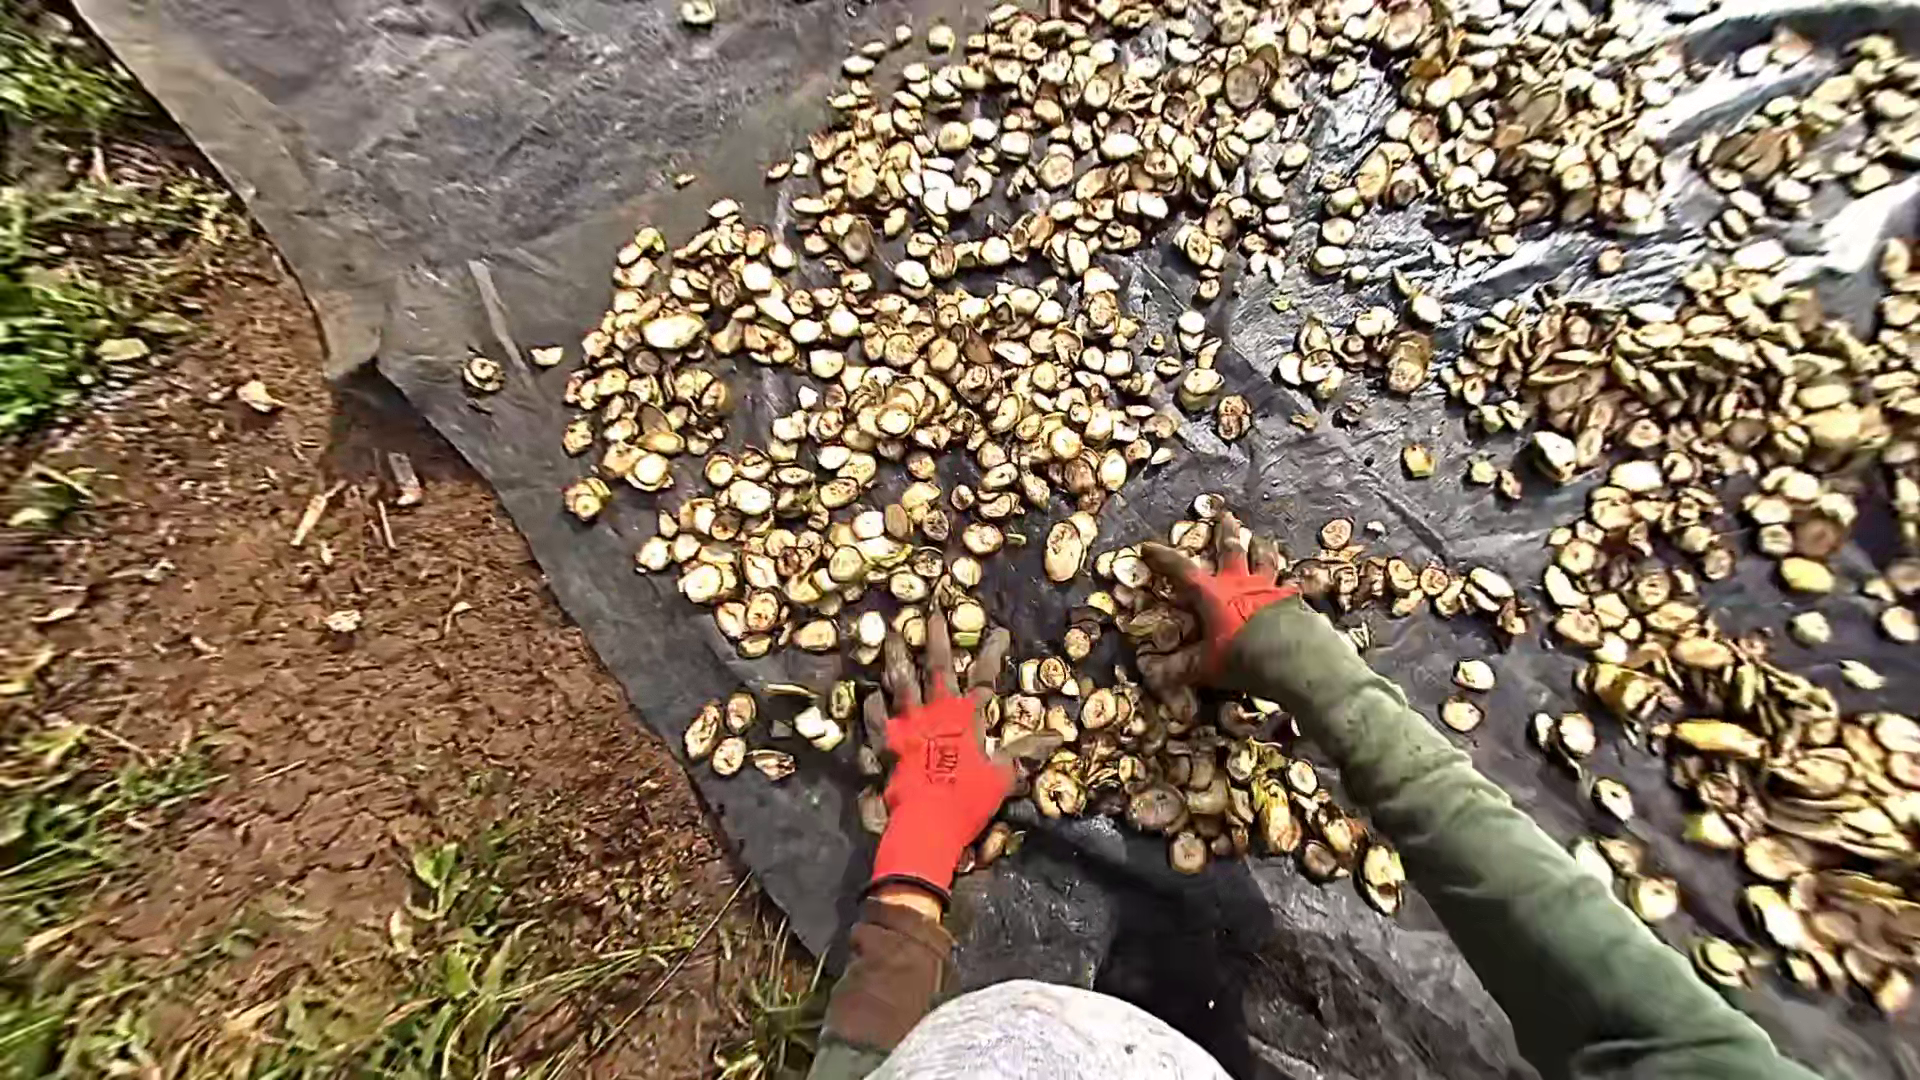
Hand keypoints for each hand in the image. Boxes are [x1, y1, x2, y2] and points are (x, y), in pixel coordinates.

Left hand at [865, 610, 1013, 905]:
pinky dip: (876, 707)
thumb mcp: (1002, 776)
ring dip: (898, 658)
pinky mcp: (888, 742)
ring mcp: (909, 724)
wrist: (926, 825)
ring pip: (902, 683)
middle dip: (936, 639)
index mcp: (966, 717)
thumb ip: (1024, 753)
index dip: (993, 652)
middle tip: (932, 614)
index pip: (984, 676)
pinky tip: (872, 695)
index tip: (999, 632)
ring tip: (893, 635)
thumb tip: (1057, 738)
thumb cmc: (967, 799)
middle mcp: (936, 712)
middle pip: (937, 667)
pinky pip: (878, 719)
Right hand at [1141, 509, 1297, 680]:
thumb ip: (1180, 667)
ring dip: (1263, 547)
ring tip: (1263, 537)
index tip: (1148, 546)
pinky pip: (1294, 585)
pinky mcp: (1295, 601)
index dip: (1162, 558)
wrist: (1297, 661)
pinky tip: (1301, 580)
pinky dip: (1295, 581)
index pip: (1181, 570)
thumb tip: (1149, 674)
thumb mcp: (1207, 667)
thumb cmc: (1244, 658)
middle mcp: (1240, 584)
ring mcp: (1270, 589)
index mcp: (1213, 595)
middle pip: (1231, 550)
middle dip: (1226, 532)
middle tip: (1226, 515)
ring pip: (1265, 560)